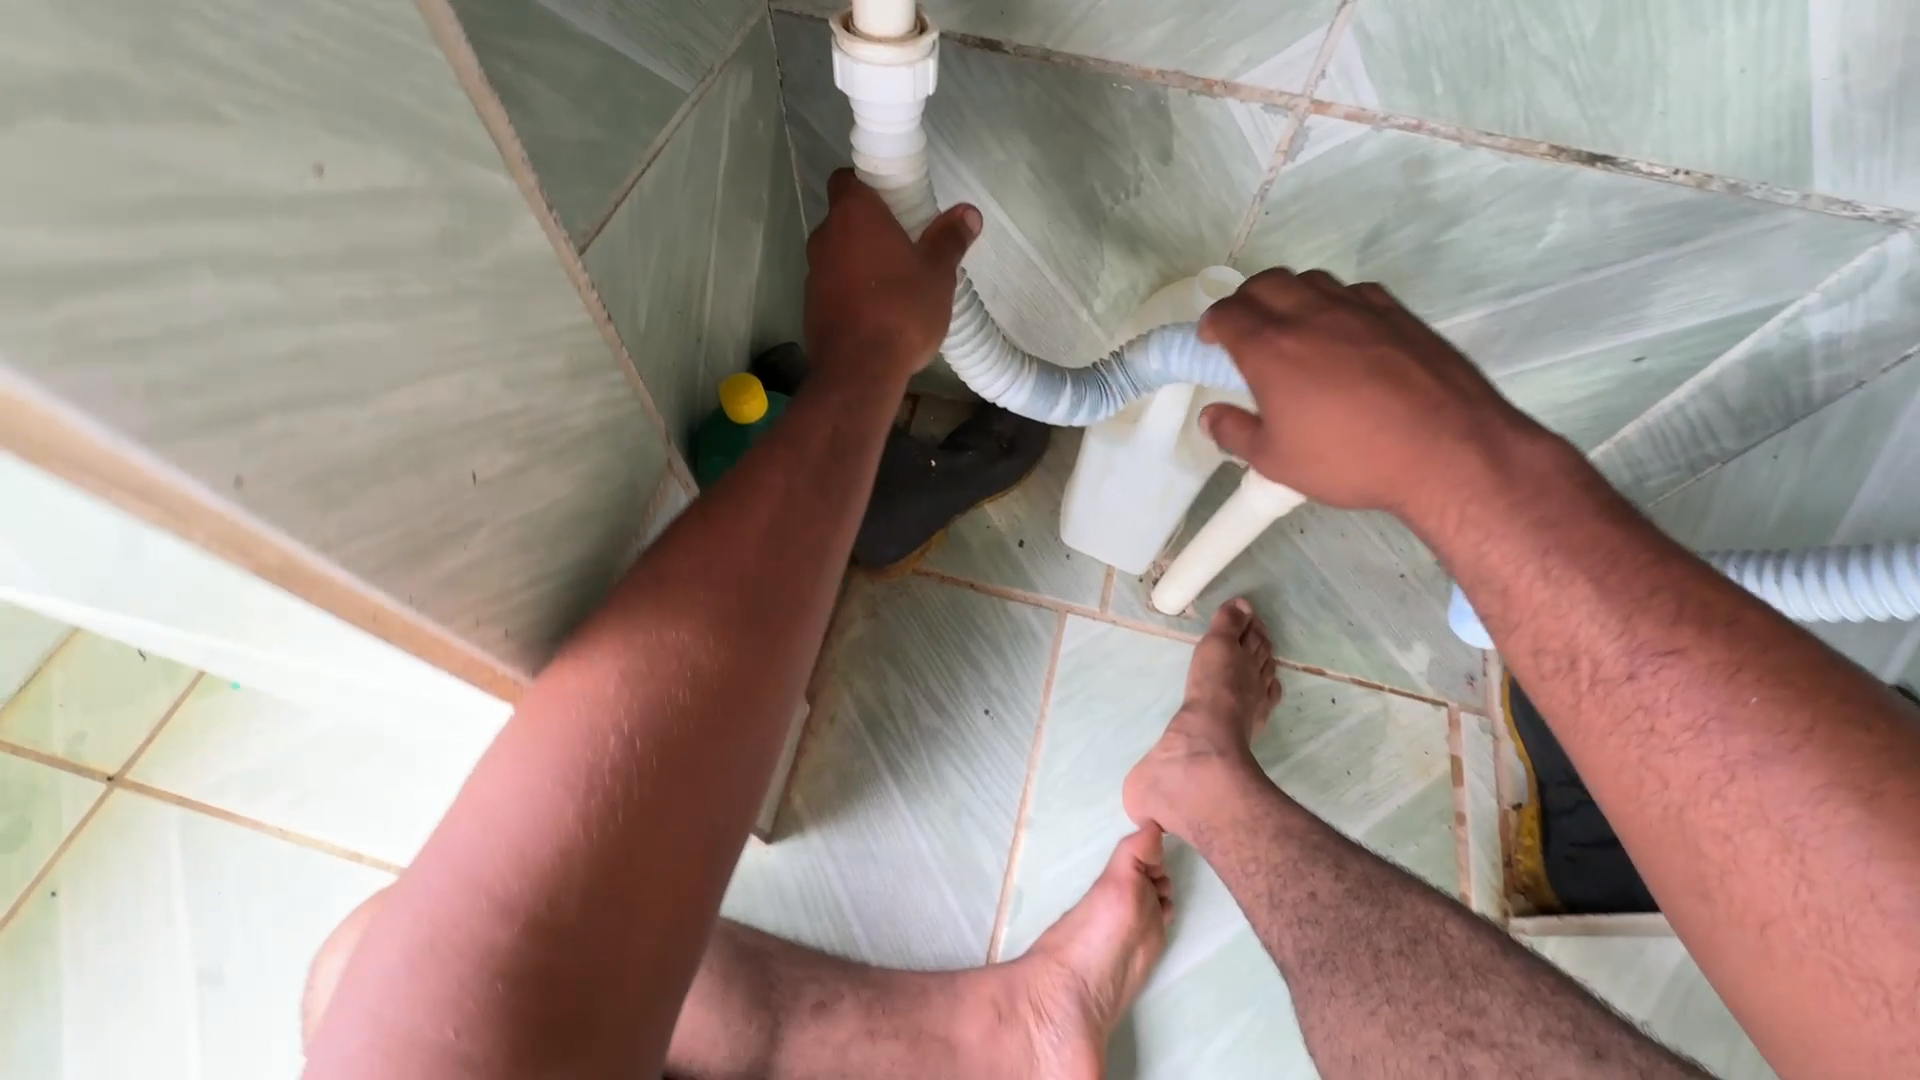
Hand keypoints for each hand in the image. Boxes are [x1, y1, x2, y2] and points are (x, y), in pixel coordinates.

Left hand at [803, 169, 980, 385]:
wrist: (859, 371)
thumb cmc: (902, 311)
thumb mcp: (938, 274)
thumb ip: (950, 240)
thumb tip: (968, 213)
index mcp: (854, 214)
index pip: (847, 179)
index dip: (868, 187)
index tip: (895, 203)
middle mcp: (825, 236)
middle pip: (843, 219)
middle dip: (869, 229)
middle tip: (904, 248)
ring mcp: (813, 274)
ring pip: (838, 256)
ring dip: (860, 263)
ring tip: (894, 287)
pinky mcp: (810, 307)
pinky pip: (833, 288)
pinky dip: (851, 293)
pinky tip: (877, 315)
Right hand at [1197, 268, 1548, 517]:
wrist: (1447, 451)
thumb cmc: (1349, 459)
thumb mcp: (1276, 461)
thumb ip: (1235, 434)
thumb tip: (1211, 417)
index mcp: (1271, 349)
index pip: (1228, 313)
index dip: (1212, 322)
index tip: (1210, 340)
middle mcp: (1311, 315)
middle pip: (1266, 283)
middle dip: (1245, 300)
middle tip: (1244, 328)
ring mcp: (1359, 309)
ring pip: (1311, 280)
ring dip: (1289, 295)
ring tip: (1291, 326)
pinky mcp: (1399, 314)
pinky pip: (1354, 291)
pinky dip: (1334, 302)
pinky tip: (1341, 331)